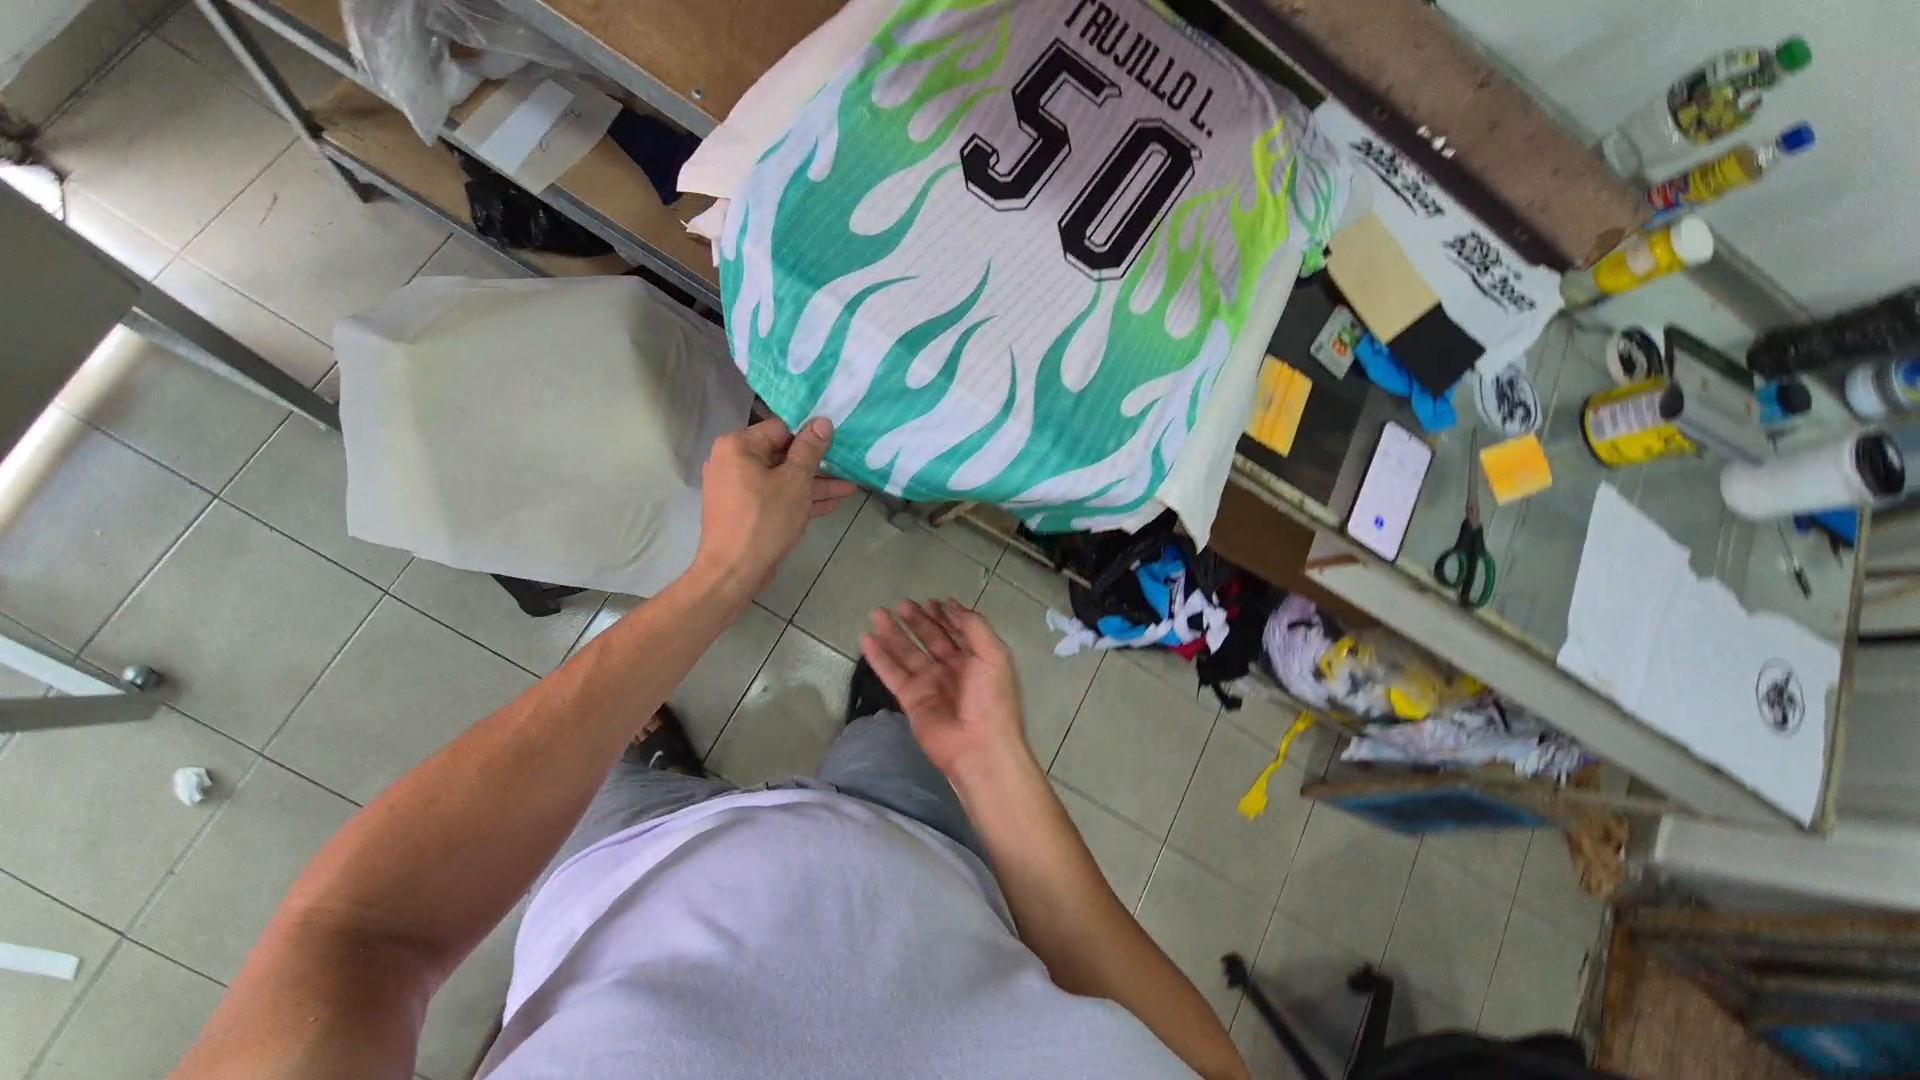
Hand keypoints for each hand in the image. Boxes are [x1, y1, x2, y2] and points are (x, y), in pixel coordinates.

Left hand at [694, 417, 857, 592]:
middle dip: (816, 464)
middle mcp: (732, 462)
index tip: (836, 441)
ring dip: (813, 485)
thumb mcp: (795, 482)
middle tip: (846, 464)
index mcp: (738, 446)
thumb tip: (822, 422)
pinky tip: (832, 504)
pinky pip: (775, 497)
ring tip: (849, 488)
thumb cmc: (765, 520)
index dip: (810, 435)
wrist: (734, 572)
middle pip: (781, 455)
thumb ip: (810, 450)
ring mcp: (736, 488)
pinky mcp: (744, 511)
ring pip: (781, 479)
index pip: (780, 429)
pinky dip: (798, 500)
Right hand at [861, 600, 1032, 779]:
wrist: (979, 747)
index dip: (944, 615)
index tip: (930, 600)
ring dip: (893, 634)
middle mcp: (953, 669)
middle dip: (917, 621)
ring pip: (908, 653)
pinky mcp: (911, 700)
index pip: (957, 631)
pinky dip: (879, 657)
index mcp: (976, 659)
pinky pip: (892, 674)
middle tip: (901, 603)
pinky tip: (867, 639)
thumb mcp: (993, 654)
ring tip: (878, 613)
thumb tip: (951, 605)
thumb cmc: (991, 698)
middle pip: (930, 639)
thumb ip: (973, 626)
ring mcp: (930, 684)